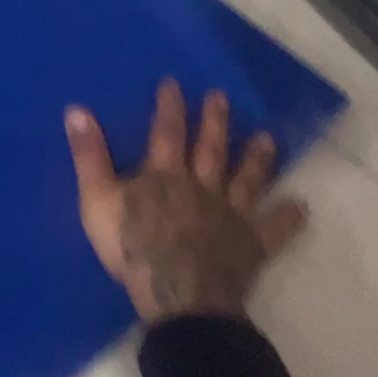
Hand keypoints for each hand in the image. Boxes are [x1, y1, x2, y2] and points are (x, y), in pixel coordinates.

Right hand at [65, 80, 307, 322]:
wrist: (178, 292)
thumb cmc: (130, 243)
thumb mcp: (95, 197)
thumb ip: (89, 155)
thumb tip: (77, 110)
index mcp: (163, 175)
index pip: (166, 133)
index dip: (170, 108)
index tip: (174, 84)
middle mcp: (202, 187)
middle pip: (210, 150)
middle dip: (215, 123)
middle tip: (223, 98)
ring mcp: (231, 216)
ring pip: (246, 181)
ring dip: (257, 159)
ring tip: (267, 138)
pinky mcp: (251, 244)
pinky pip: (274, 229)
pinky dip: (288, 217)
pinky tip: (301, 207)